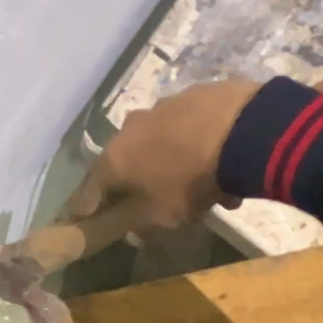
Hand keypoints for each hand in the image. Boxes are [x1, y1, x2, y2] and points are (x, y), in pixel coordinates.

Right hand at [66, 79, 262, 228]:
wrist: (243, 131)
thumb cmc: (189, 181)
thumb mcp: (160, 216)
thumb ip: (138, 222)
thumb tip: (129, 229)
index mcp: (115, 158)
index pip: (89, 188)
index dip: (84, 207)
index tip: (79, 218)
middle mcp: (131, 127)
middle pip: (126, 161)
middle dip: (134, 183)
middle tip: (148, 202)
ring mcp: (164, 106)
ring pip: (160, 144)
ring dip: (171, 166)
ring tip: (199, 189)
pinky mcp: (197, 94)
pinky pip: (190, 130)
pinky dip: (197, 148)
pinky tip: (221, 165)